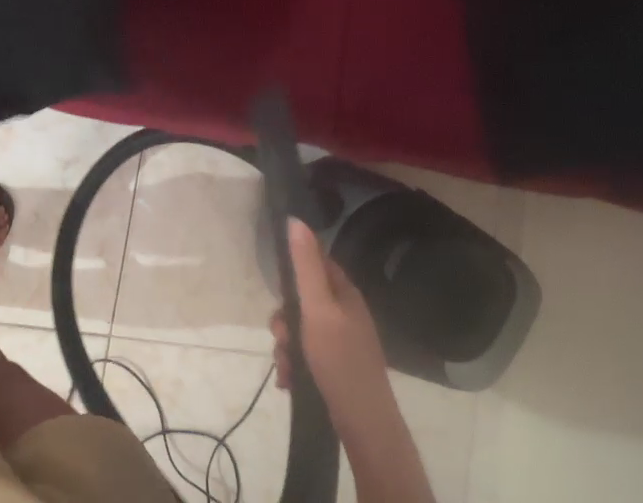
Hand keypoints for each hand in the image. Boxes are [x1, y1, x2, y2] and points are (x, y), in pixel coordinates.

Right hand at [271, 219, 387, 393]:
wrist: (363, 421)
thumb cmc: (339, 359)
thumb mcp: (317, 308)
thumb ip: (305, 266)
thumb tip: (295, 220)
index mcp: (346, 295)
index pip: (316, 264)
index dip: (293, 274)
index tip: (279, 293)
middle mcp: (345, 314)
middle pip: (303, 301)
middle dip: (284, 321)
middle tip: (282, 338)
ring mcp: (342, 342)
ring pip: (300, 331)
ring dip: (286, 347)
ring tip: (286, 367)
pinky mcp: (336, 366)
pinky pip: (306, 355)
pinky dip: (294, 366)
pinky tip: (290, 380)